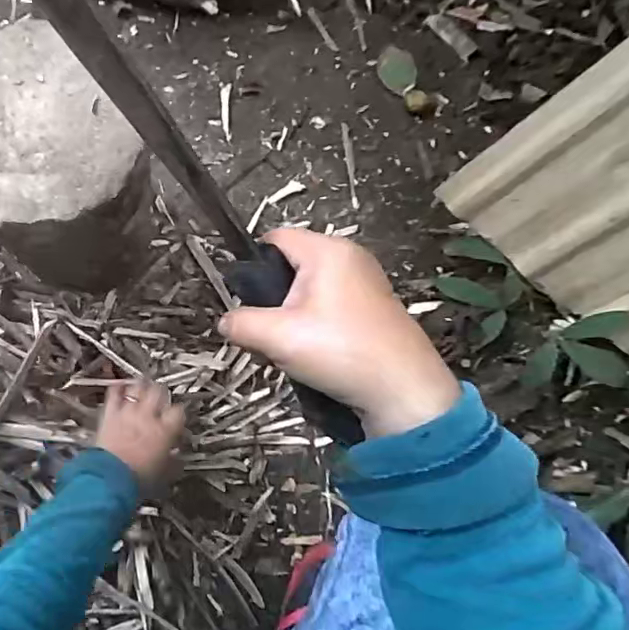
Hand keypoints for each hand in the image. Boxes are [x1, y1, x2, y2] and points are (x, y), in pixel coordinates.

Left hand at [94, 378, 184, 483]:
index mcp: (166, 430)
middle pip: (159, 392)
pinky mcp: (110, 414)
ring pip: (138, 388)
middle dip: (161, 392)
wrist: (112, 478)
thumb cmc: (139, 478)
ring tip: (143, 386)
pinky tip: (119, 385)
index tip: (177, 416)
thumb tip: (177, 459)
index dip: (179, 412)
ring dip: (142, 386)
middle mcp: (149, 416)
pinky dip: (118, 388)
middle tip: (161, 395)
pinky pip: (114, 393)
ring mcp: (129, 412)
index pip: (179, 411)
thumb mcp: (165, 473)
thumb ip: (174, 461)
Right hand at [218, 229, 460, 437]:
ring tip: (288, 349)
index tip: (245, 301)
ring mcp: (365, 283)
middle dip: (271, 299)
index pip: (275, 238)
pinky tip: (313, 355)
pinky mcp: (372, 308)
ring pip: (307, 291)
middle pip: (290, 266)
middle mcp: (349, 257)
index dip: (252, 265)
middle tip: (266, 333)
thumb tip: (225, 322)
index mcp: (327, 251)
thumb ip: (240, 323)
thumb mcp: (277, 337)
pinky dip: (313, 326)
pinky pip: (328, 307)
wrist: (403, 390)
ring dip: (290, 318)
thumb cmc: (340, 351)